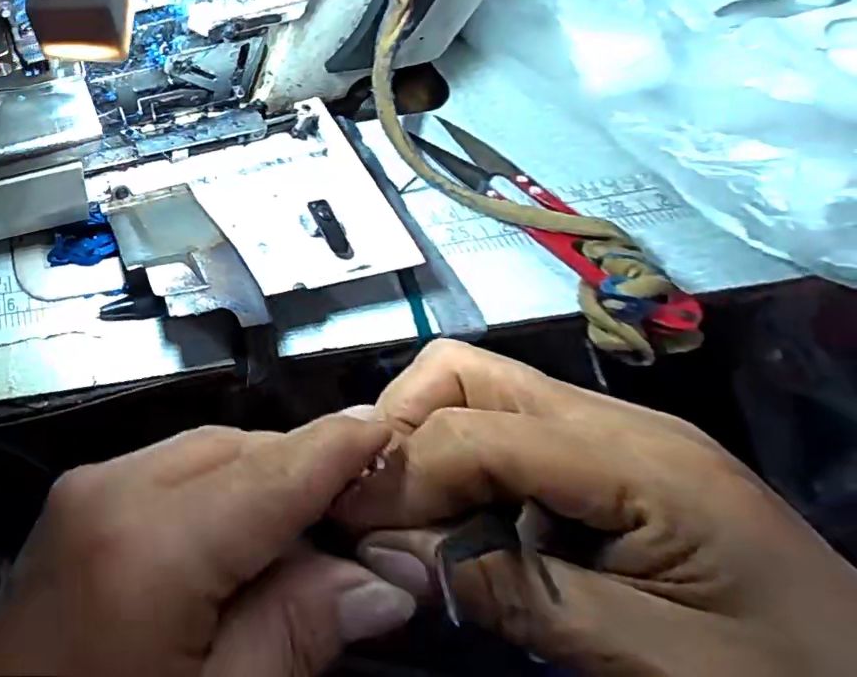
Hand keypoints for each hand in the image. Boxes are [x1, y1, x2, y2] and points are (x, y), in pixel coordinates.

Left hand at [0, 413, 416, 676]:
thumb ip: (293, 632)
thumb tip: (372, 580)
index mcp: (145, 542)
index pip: (262, 476)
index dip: (331, 451)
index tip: (381, 431)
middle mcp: (105, 491)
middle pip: (224, 449)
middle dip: (298, 463)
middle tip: (367, 501)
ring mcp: (80, 490)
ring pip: (191, 452)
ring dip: (255, 473)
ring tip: (318, 519)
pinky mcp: (71, 502)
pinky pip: (156, 470)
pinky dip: (210, 486)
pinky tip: (244, 528)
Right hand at [335, 339, 856, 676]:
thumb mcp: (658, 658)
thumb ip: (511, 593)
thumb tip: (383, 549)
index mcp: (641, 460)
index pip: (470, 430)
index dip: (401, 475)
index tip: (361, 528)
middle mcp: (615, 423)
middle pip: (458, 372)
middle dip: (399, 427)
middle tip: (386, 501)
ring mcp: (612, 434)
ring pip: (468, 387)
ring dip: (422, 440)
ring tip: (421, 510)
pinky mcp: (606, 457)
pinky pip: (499, 427)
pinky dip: (460, 462)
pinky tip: (473, 520)